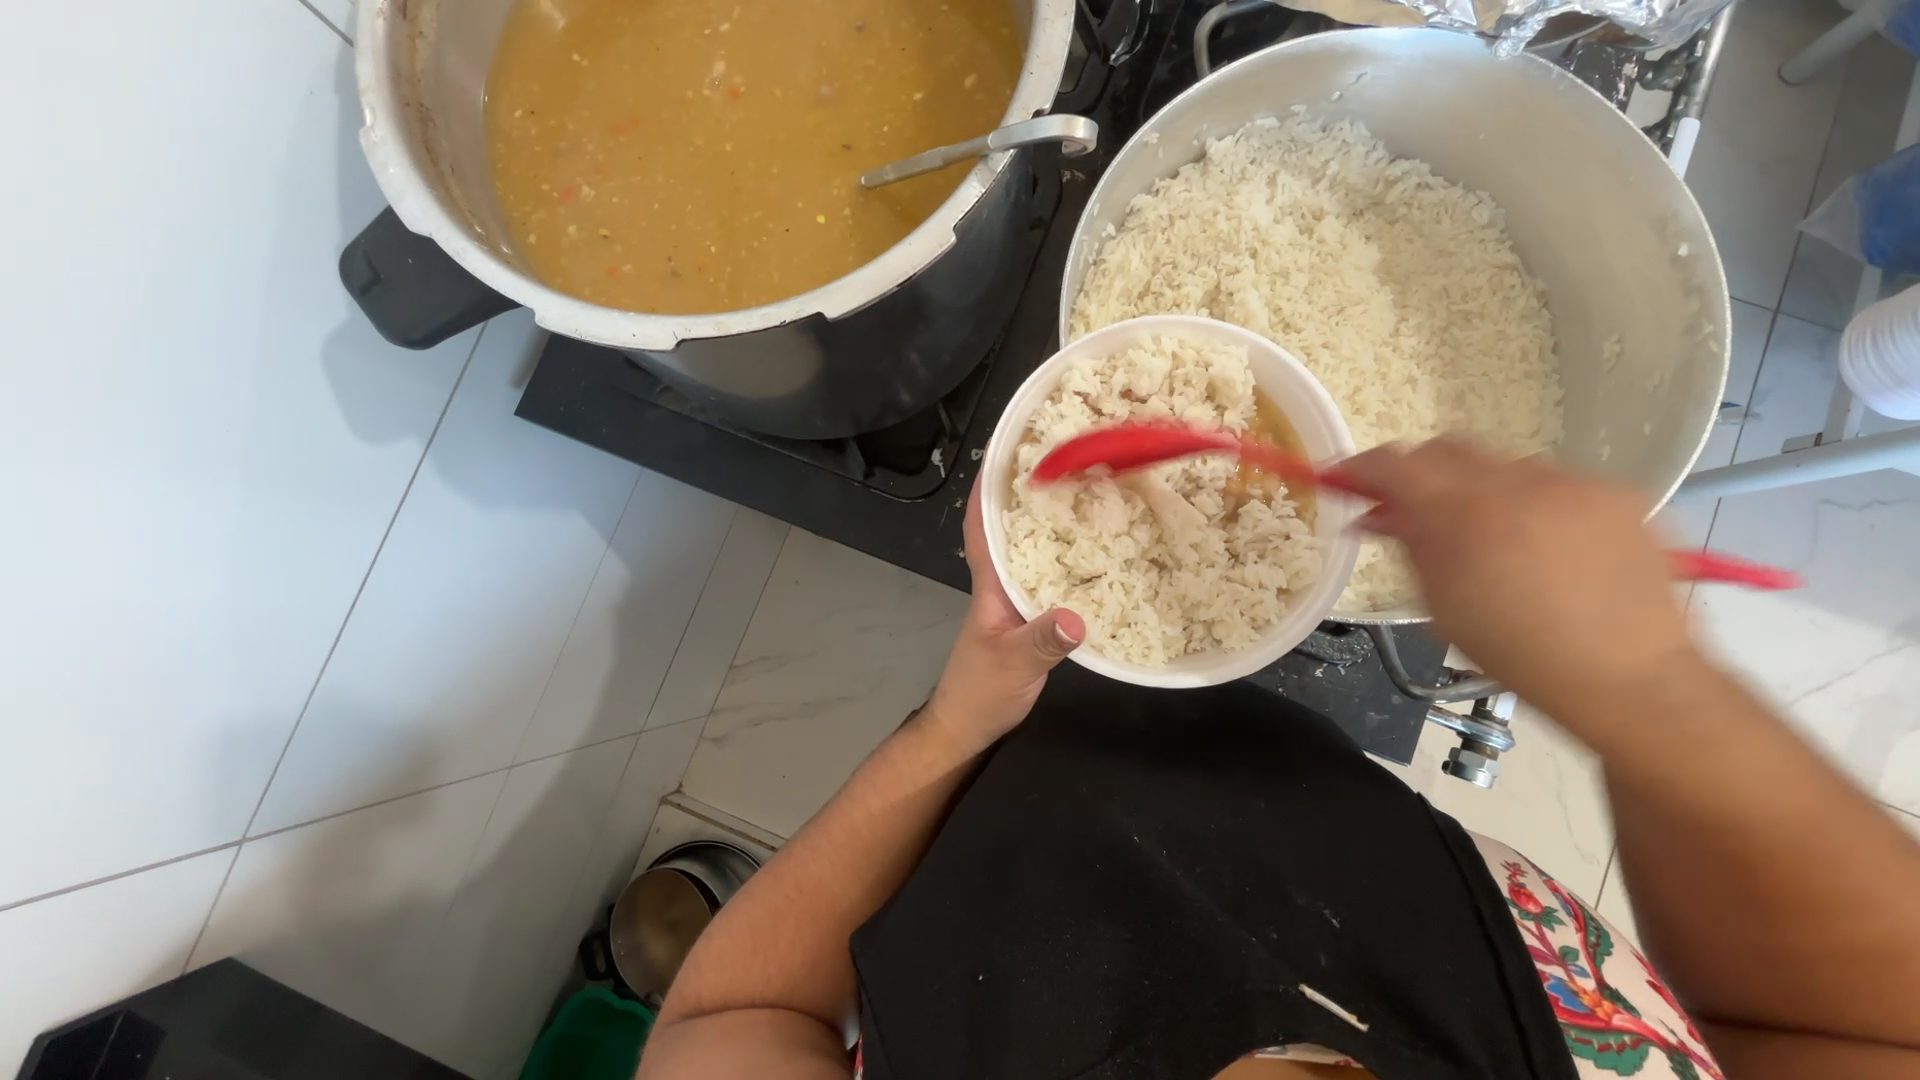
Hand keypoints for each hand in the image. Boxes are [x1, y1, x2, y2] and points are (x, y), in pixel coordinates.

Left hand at [920, 476, 1084, 755]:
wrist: (969, 726)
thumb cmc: (979, 692)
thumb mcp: (1011, 665)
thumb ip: (1040, 642)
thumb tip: (1077, 617)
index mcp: (991, 584)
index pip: (983, 525)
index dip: (989, 487)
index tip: (1007, 449)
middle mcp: (1004, 584)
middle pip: (1014, 528)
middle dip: (1032, 494)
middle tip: (1069, 460)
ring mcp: (1018, 601)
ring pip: (1036, 551)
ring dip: (1055, 524)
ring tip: (1092, 493)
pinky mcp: (1034, 619)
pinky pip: (1055, 579)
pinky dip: (1073, 563)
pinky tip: (1101, 555)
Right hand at [1333, 438, 1708, 721]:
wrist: (1628, 676)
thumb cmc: (1515, 651)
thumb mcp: (1439, 602)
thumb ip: (1407, 544)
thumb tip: (1376, 513)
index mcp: (1466, 514)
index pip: (1395, 465)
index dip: (1359, 468)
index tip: (1340, 480)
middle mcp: (1519, 484)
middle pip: (1445, 450)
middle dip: (1416, 472)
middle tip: (1401, 507)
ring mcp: (1573, 484)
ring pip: (1498, 465)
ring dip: (1473, 487)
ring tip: (1476, 532)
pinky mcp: (1616, 495)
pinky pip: (1550, 482)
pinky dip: (1525, 501)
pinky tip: (1532, 543)